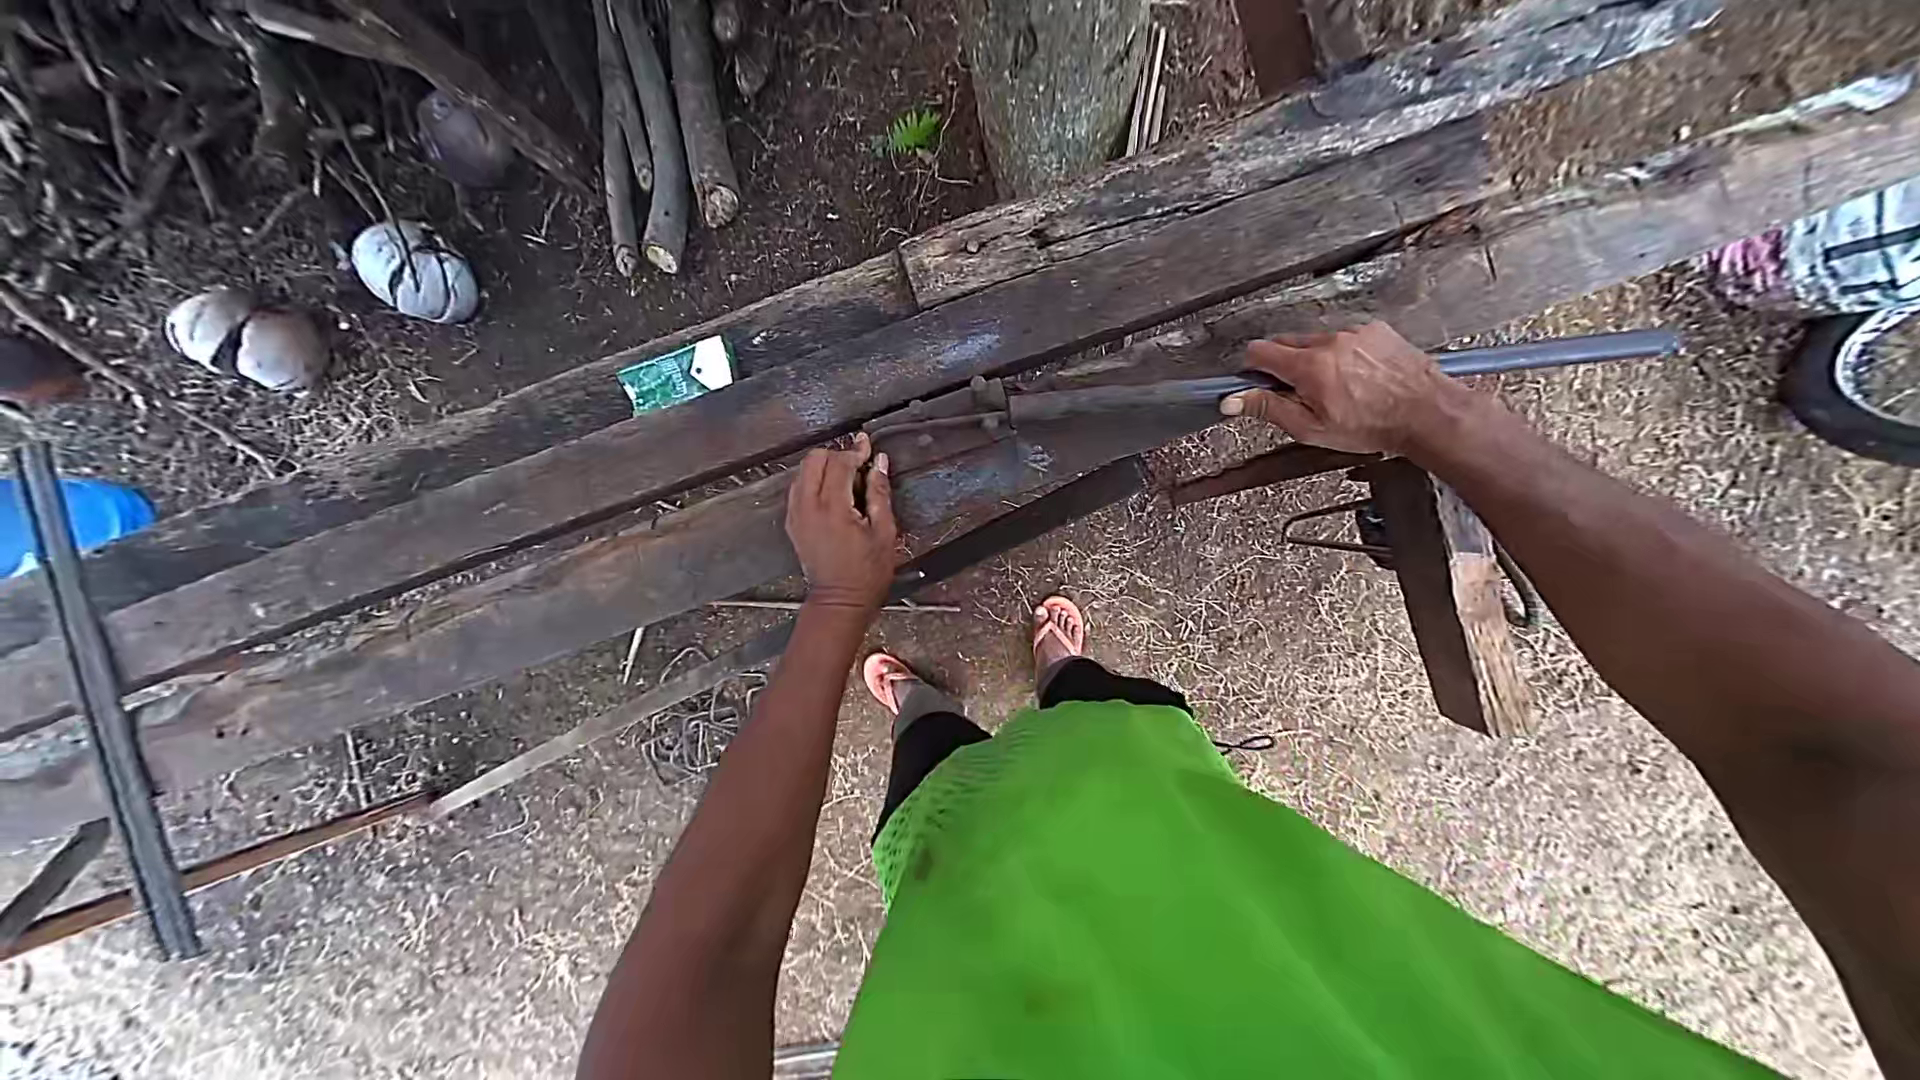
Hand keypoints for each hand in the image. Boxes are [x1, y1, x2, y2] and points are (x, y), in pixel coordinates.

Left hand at [785, 432, 898, 611]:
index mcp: (832, 508)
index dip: (855, 450)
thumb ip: (879, 492)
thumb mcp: (884, 531)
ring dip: (823, 467)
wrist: (840, 601)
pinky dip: (812, 482)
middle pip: (814, 460)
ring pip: (802, 472)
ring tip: (846, 479)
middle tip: (857, 464)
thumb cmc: (867, 573)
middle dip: (836, 456)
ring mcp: (796, 515)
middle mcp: (808, 507)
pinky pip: (798, 489)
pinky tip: (831, 493)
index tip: (867, 445)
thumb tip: (879, 463)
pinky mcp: (793, 524)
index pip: (839, 463)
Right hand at [1218, 322, 1467, 455]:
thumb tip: (1232, 400)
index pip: (1259, 351)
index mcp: (1309, 366)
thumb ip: (1267, 408)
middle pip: (1286, 343)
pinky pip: (1343, 338)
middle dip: (1283, 366)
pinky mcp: (1375, 330)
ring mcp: (1354, 332)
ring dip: (1313, 360)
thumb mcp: (1309, 427)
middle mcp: (1330, 342)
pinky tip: (1353, 377)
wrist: (1426, 413)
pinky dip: (1339, 354)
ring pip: (1315, 341)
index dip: (1252, 368)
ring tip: (1332, 388)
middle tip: (1296, 392)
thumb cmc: (1371, 425)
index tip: (1255, 383)